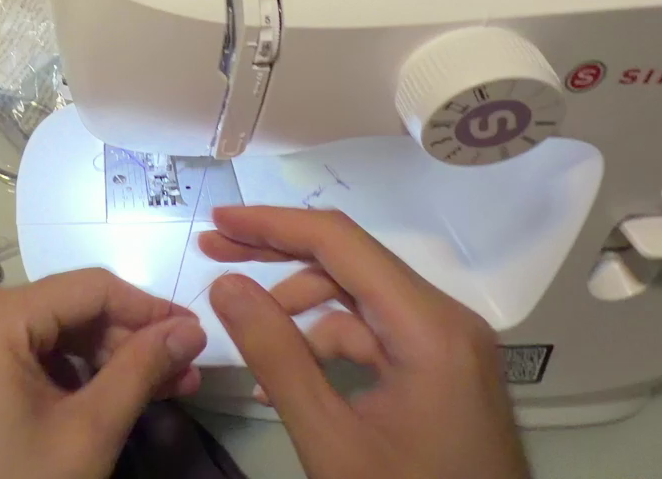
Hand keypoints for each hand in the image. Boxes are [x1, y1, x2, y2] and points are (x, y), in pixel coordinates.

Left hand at [0, 267, 207, 478]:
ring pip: (58, 332)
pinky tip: (116, 395)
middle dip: (133, 341)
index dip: (150, 309)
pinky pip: (35, 353)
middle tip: (187, 371)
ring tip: (165, 386)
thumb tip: (190, 330)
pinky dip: (77, 373)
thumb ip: (141, 372)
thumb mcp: (86, 433)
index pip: (93, 288)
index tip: (198, 334)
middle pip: (75, 309)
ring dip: (111, 358)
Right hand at [200, 206, 530, 478]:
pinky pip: (372, 333)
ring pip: (357, 297)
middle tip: (214, 250)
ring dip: (297, 307)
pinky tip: (288, 376)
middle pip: (347, 261)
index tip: (218, 219)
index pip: (339, 242)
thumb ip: (275, 356)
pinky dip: (324, 343)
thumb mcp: (331, 441)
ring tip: (249, 334)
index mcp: (430, 327)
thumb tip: (225, 285)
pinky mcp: (441, 370)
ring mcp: (447, 345)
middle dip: (277, 255)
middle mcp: (446, 320)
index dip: (272, 224)